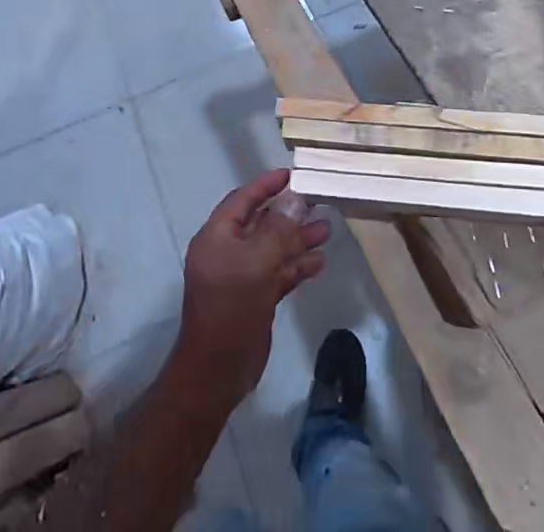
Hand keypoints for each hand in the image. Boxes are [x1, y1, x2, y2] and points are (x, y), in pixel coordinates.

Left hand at [170, 168, 329, 409]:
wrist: (218, 369)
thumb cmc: (232, 306)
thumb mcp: (256, 261)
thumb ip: (278, 228)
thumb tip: (294, 201)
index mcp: (217, 238)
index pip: (241, 200)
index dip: (265, 185)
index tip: (291, 174)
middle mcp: (227, 253)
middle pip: (261, 223)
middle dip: (289, 213)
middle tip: (319, 201)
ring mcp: (241, 277)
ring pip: (273, 248)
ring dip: (298, 239)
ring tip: (327, 229)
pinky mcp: (255, 298)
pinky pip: (278, 273)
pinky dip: (297, 266)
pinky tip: (319, 262)